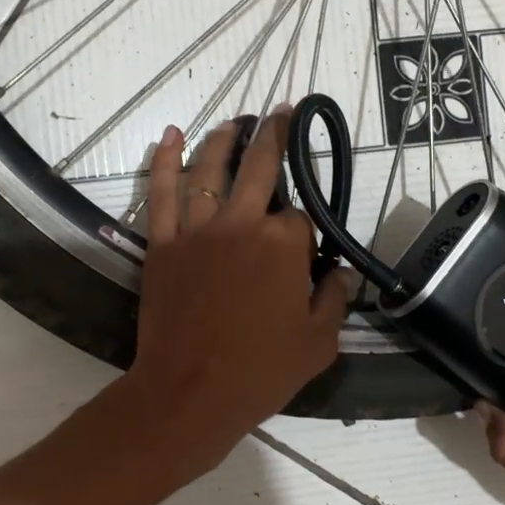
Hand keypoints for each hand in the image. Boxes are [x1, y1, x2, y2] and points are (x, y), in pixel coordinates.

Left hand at [124, 110, 352, 477]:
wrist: (189, 391)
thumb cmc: (259, 372)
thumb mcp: (318, 343)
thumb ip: (334, 300)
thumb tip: (342, 273)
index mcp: (283, 244)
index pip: (300, 217)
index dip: (303, 231)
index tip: (301, 251)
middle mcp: (241, 223)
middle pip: (260, 167)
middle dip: (276, 135)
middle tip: (283, 112)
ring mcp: (197, 230)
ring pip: (210, 169)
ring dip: (224, 139)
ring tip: (235, 121)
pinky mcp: (162, 243)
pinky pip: (161, 192)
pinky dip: (164, 160)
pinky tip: (170, 135)